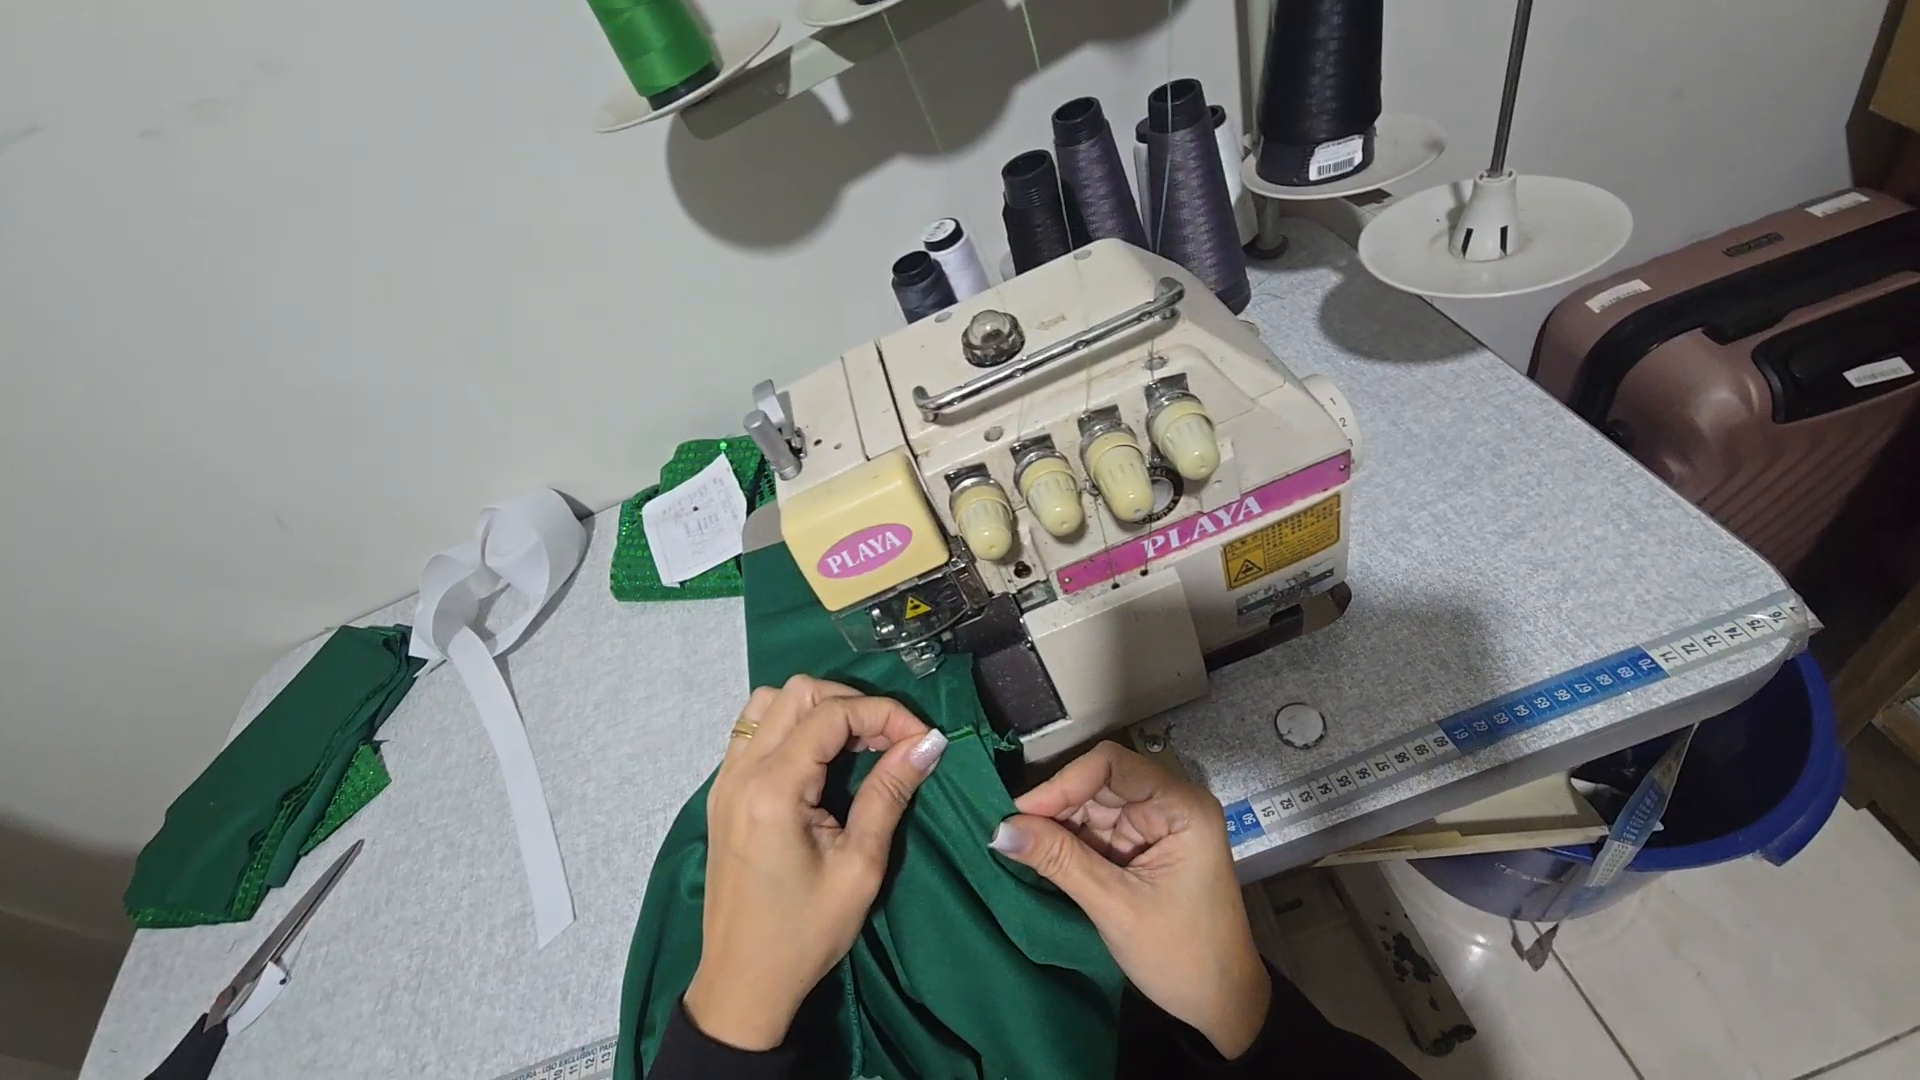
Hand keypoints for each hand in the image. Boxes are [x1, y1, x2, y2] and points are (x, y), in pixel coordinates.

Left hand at [684, 676, 948, 1051]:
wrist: (742, 986)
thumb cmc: (805, 934)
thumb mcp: (860, 867)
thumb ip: (889, 793)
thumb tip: (928, 742)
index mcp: (774, 789)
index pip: (832, 714)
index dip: (885, 713)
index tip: (922, 739)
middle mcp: (741, 771)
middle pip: (799, 692)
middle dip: (853, 703)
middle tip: (890, 740)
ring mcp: (725, 778)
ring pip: (770, 701)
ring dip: (819, 708)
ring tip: (856, 743)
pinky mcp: (722, 791)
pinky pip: (754, 728)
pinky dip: (792, 723)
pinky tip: (820, 757)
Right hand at [989, 743, 1271, 1058]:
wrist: (1221, 1004)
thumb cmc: (1182, 956)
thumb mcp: (1115, 907)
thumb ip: (1059, 861)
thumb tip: (1000, 830)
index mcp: (1181, 807)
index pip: (1112, 766)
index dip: (1063, 782)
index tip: (1022, 810)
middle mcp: (1169, 803)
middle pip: (1099, 781)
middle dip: (1056, 804)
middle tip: (1011, 828)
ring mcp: (1155, 822)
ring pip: (1092, 803)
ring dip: (1057, 821)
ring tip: (1019, 840)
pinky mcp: (1140, 843)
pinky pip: (1095, 826)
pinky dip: (1067, 838)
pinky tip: (1040, 850)